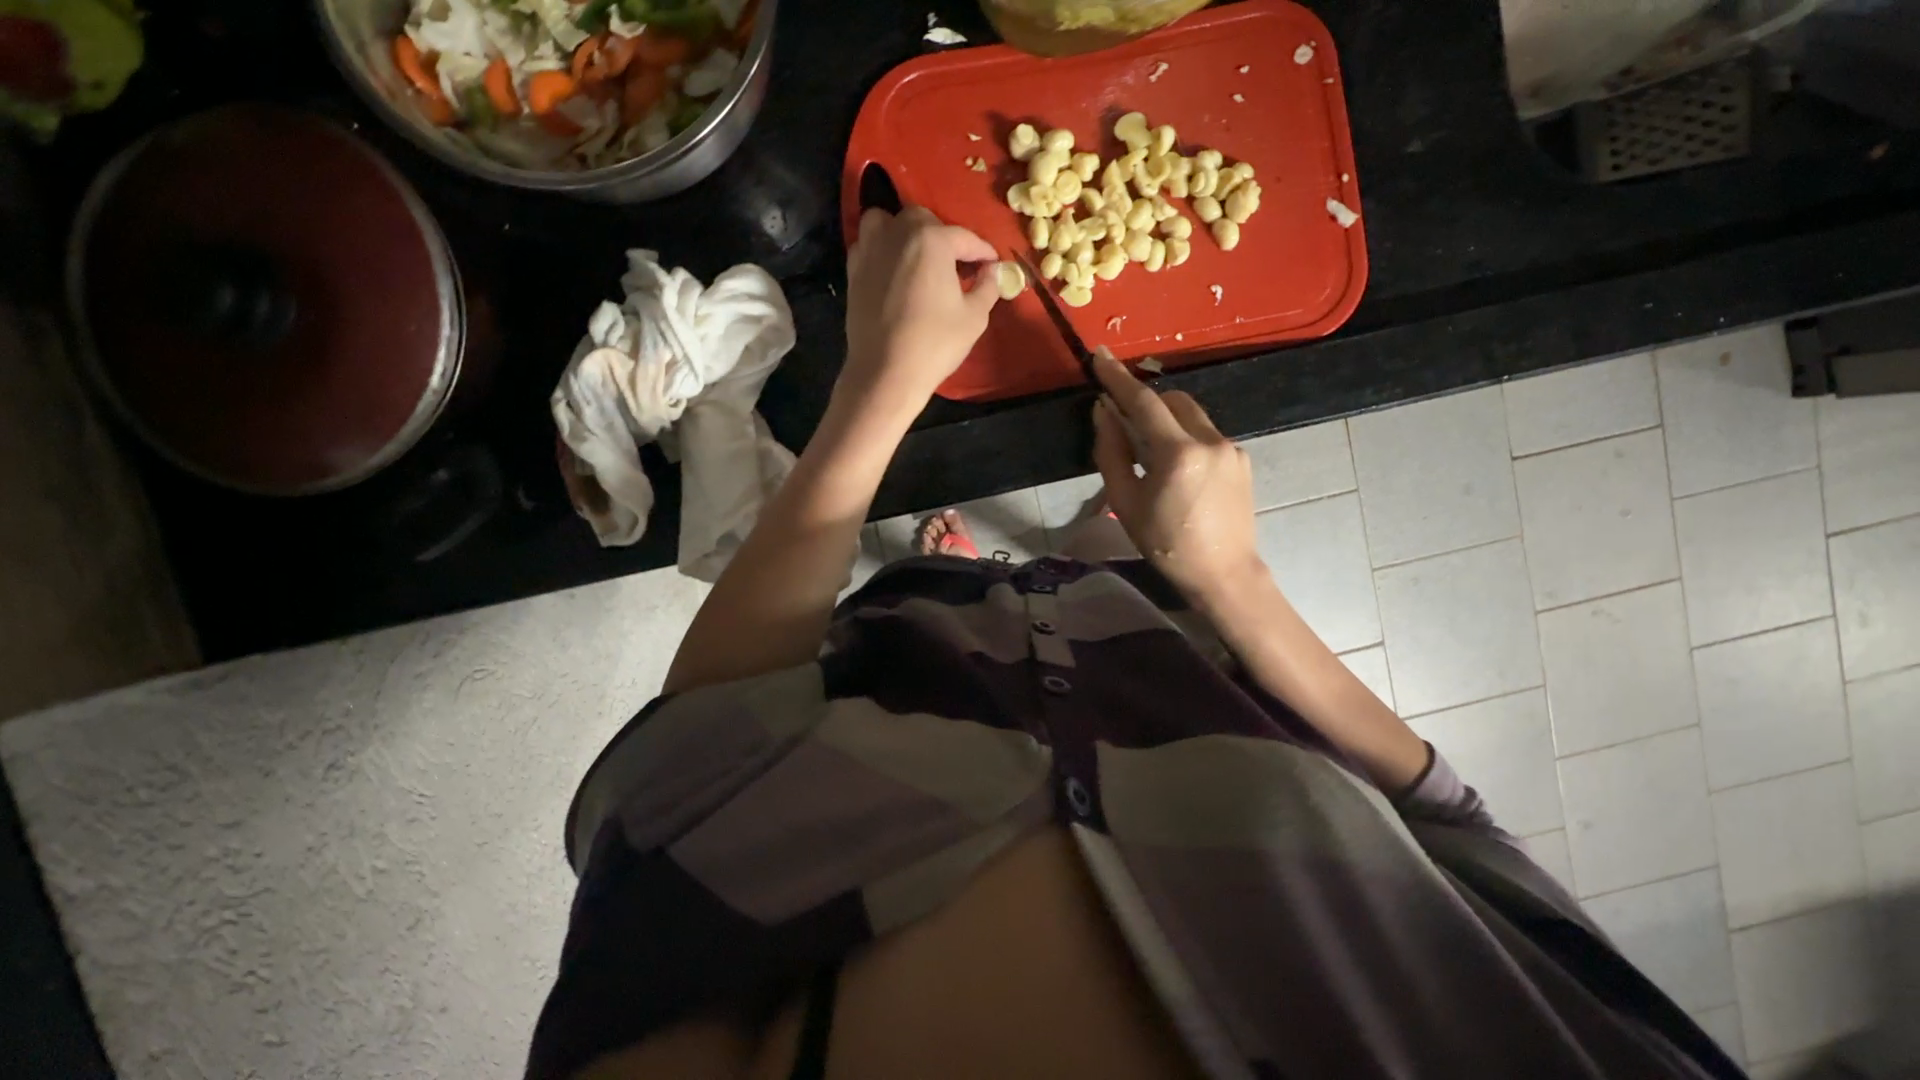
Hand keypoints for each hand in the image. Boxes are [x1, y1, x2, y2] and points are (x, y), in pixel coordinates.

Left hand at [843, 205, 1000, 405]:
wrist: (886, 372)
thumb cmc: (935, 343)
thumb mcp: (975, 317)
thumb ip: (987, 286)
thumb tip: (994, 271)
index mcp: (931, 240)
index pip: (964, 238)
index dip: (983, 252)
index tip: (993, 264)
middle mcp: (897, 234)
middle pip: (923, 220)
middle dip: (942, 236)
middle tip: (955, 263)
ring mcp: (870, 250)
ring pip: (886, 221)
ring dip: (903, 231)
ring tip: (917, 255)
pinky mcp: (853, 271)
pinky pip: (867, 244)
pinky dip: (881, 248)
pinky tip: (892, 269)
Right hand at [1090, 352, 1265, 603]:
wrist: (1224, 573)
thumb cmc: (1167, 545)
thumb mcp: (1126, 502)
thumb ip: (1111, 452)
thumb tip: (1103, 411)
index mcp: (1177, 454)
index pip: (1143, 402)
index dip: (1117, 377)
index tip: (1100, 356)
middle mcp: (1209, 441)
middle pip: (1172, 399)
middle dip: (1146, 401)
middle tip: (1124, 421)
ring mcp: (1231, 448)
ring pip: (1192, 415)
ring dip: (1167, 420)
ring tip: (1151, 452)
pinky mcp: (1242, 458)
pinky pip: (1206, 434)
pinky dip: (1186, 438)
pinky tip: (1178, 471)